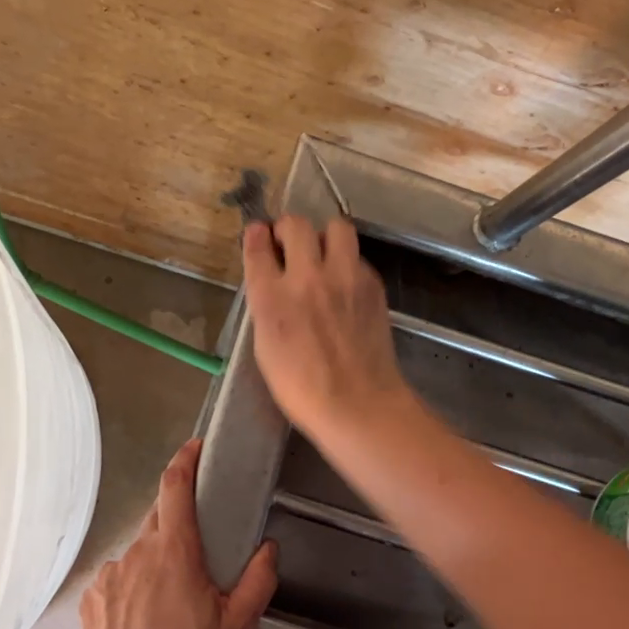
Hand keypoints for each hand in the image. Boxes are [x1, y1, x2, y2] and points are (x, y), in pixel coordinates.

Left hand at [73, 439, 277, 628]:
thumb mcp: (237, 628)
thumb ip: (257, 580)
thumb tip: (267, 550)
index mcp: (174, 551)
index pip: (175, 486)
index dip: (184, 460)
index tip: (193, 448)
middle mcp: (136, 553)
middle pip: (159, 518)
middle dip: (179, 525)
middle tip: (199, 556)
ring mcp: (110, 575)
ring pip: (139, 552)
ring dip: (156, 564)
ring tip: (172, 607)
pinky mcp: (92, 598)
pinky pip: (119, 578)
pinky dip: (134, 588)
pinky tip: (146, 623)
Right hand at [243, 216, 412, 436]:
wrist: (358, 404)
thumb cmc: (301, 388)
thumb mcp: (265, 346)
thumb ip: (266, 305)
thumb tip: (270, 282)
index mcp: (272, 296)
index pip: (257, 246)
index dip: (255, 236)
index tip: (258, 234)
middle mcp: (307, 277)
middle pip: (295, 224)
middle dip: (288, 229)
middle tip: (289, 244)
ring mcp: (344, 277)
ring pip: (336, 227)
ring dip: (325, 236)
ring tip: (322, 255)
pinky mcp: (372, 284)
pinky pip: (357, 256)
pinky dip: (348, 263)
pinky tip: (345, 284)